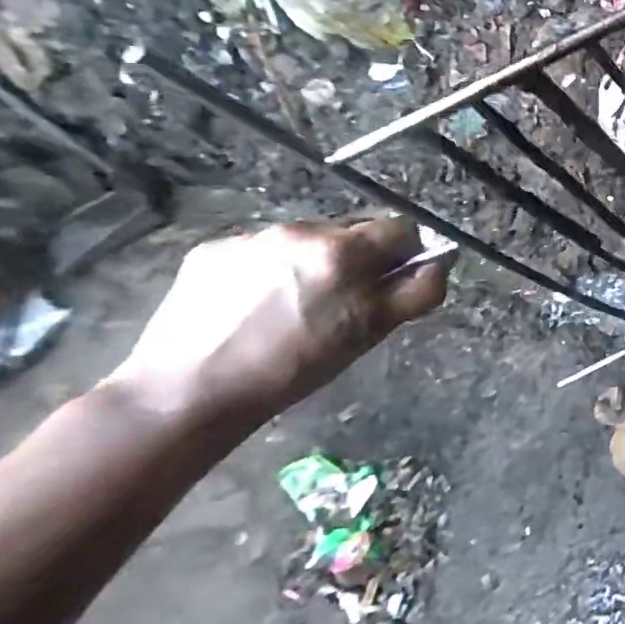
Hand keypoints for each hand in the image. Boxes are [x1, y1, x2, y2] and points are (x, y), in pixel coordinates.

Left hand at [104, 218, 453, 424]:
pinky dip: (271, 270)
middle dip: (359, 257)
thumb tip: (440, 262)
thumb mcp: (372, 332)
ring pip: (308, 240)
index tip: (394, 282)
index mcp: (344, 249)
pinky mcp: (211, 251)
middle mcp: (301, 230)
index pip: (401, 229)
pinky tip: (256, 305)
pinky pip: (263, 250)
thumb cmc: (293, 367)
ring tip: (296, 304)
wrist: (184, 394)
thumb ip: (419, 291)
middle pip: (353, 230)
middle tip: (344, 300)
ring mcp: (252, 238)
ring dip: (316, 262)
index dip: (406, 254)